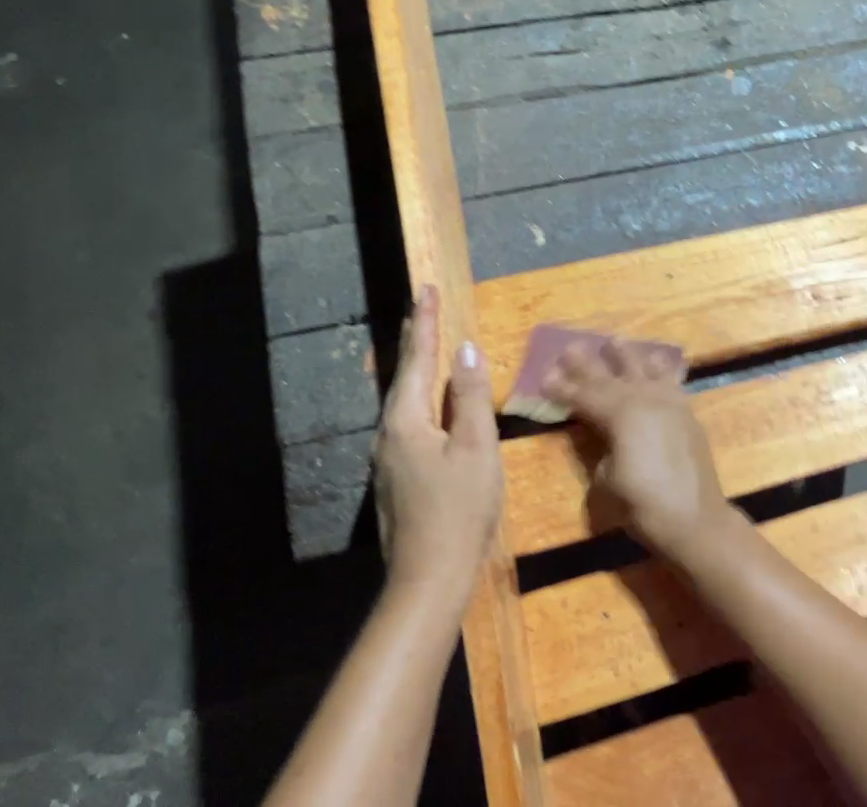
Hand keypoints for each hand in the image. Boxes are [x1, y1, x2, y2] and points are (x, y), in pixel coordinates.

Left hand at [374, 285, 504, 600]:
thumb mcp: (476, 448)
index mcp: (406, 421)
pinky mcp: (400, 477)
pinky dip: (425, 398)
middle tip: (423, 307)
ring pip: (406, 401)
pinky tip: (435, 403)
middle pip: (405, 377)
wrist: (430, 576)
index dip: (424, 323)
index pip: (418, 360)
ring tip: (429, 345)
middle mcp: (389, 434)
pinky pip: (412, 422)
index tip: (425, 289)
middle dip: (416, 340)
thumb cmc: (460, 509)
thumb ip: (472, 397)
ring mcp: (391, 459)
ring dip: (419, 369)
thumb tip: (467, 350)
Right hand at [540, 340, 736, 556]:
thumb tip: (605, 436)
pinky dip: (663, 369)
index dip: (563, 388)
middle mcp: (646, 400)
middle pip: (611, 378)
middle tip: (570, 348)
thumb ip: (602, 448)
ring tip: (615, 341)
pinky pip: (672, 382)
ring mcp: (670, 404)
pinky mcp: (687, 414)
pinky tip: (659, 360)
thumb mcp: (607, 479)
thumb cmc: (644, 504)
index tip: (544, 375)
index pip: (584, 396)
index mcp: (620, 415)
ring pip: (645, 371)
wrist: (695, 518)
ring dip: (628, 356)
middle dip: (589, 364)